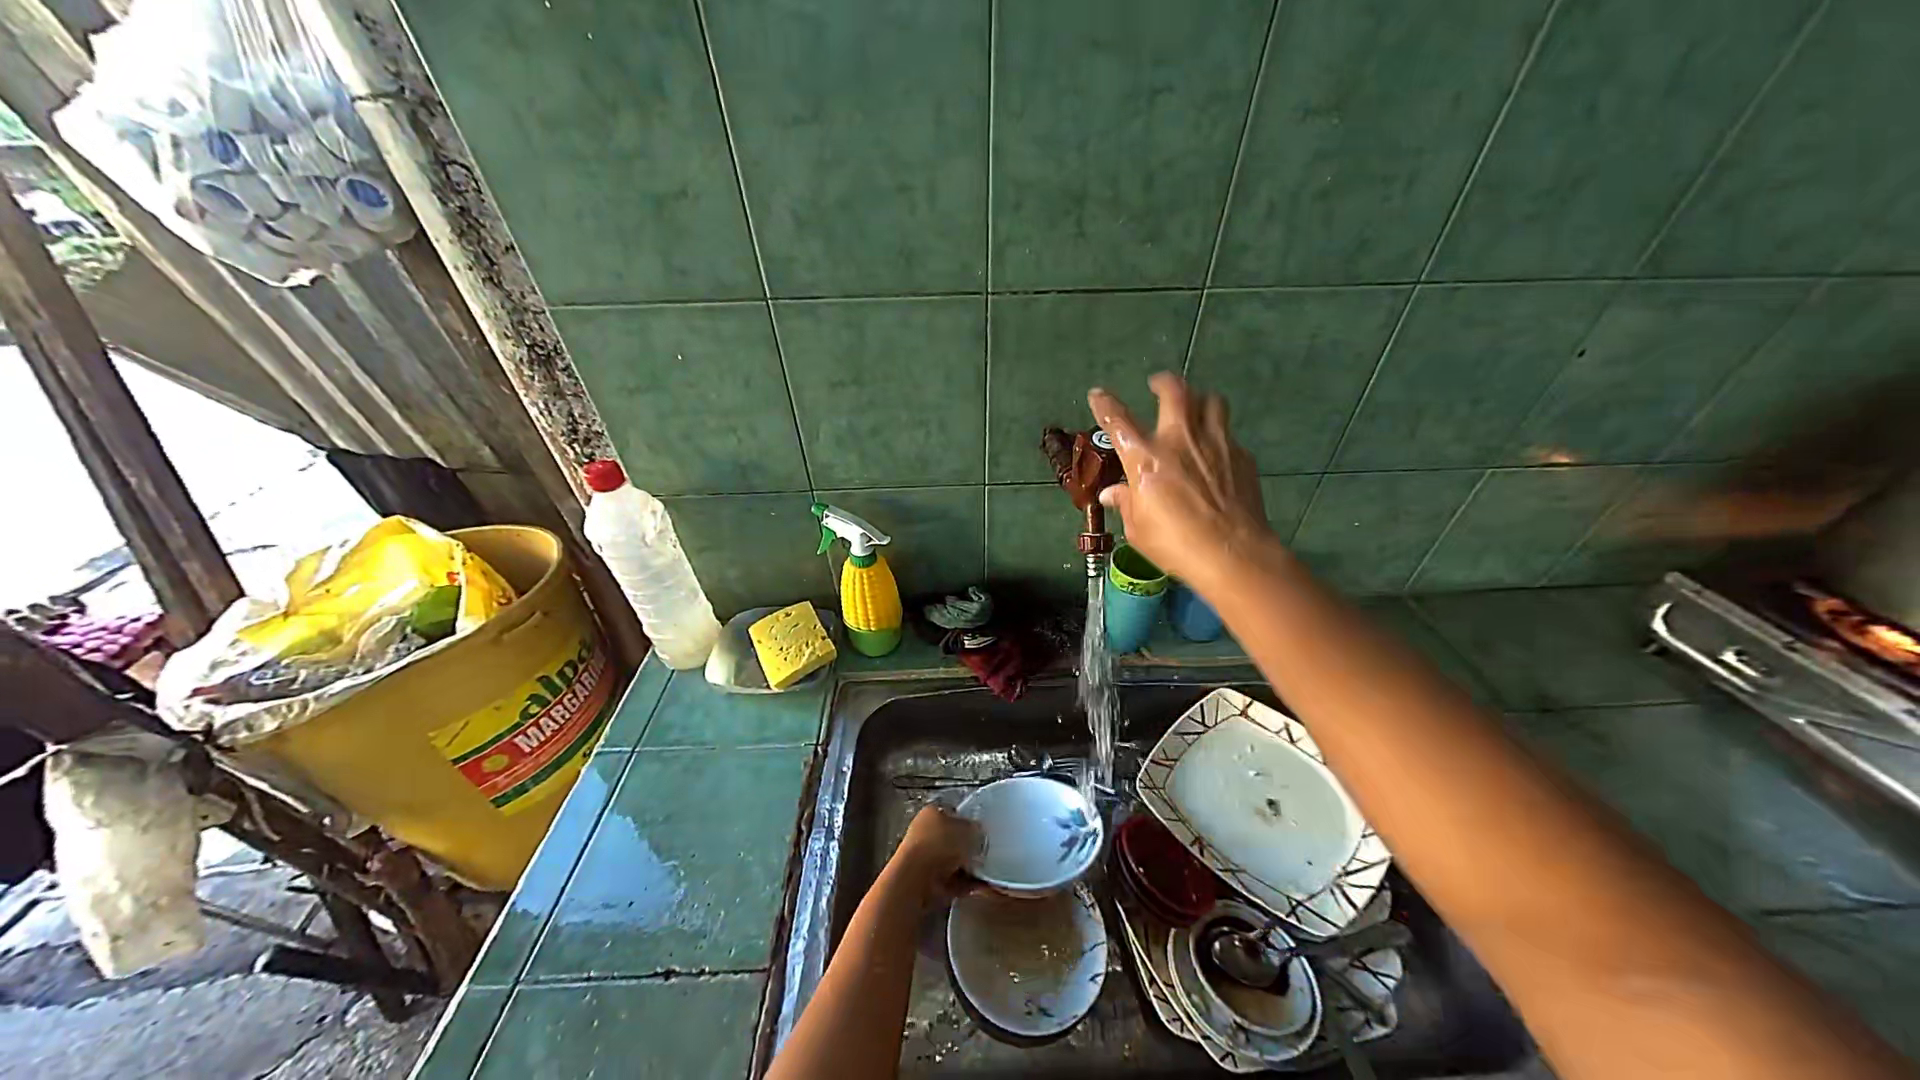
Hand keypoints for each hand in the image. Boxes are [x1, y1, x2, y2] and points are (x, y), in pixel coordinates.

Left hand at [891, 804, 979, 902]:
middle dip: (970, 849)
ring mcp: (925, 860)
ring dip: (970, 868)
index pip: (953, 813)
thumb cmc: (941, 844)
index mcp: (931, 812)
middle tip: (985, 853)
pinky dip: (967, 885)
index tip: (983, 832)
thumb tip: (978, 833)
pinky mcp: (929, 884)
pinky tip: (981, 886)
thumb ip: (976, 829)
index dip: (969, 822)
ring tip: (985, 872)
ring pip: (955, 863)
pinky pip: (955, 882)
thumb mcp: (968, 828)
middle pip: (954, 840)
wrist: (918, 880)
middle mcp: (925, 834)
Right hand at [1088, 372, 1275, 588]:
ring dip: (1198, 399)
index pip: (1118, 420)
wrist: (1232, 553)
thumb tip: (1113, 492)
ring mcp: (1215, 443)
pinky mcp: (1241, 455)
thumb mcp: (1138, 529)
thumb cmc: (1175, 544)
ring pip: (1210, 401)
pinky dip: (1217, 435)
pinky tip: (1215, 452)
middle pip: (1174, 391)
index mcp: (1145, 457)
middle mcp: (1179, 439)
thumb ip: (1126, 503)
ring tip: (1193, 408)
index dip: (1104, 404)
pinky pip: (1227, 433)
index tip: (1098, 394)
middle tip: (1158, 384)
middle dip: (1163, 383)